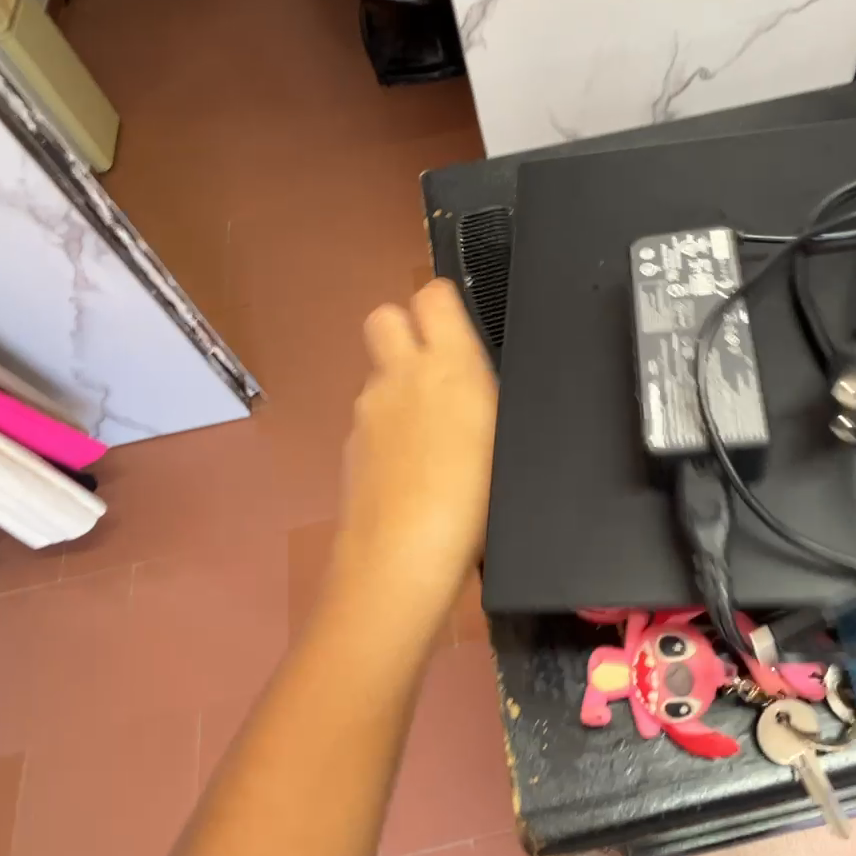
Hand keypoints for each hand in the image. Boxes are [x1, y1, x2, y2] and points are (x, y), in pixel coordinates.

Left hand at [331, 280, 497, 618]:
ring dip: (400, 385)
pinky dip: (389, 429)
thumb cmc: (473, 502)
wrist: (401, 560)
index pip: (432, 295)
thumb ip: (485, 394)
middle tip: (440, 368)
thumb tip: (475, 376)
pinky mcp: (350, 446)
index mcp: (447, 365)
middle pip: (385, 316)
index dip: (446, 305)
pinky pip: (370, 418)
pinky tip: (413, 470)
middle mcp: (398, 377)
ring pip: (378, 372)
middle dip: (408, 329)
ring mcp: (366, 411)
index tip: (463, 330)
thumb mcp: (505, 437)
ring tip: (435, 435)